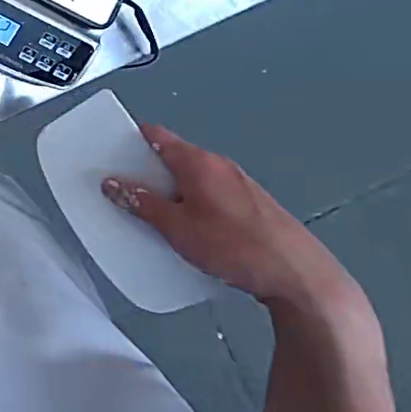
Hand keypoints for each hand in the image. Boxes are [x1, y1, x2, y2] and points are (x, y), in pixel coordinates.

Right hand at [103, 124, 357, 311]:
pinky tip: (190, 230)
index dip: (129, 138)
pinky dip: (192, 203)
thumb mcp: (178, 228)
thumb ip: (143, 204)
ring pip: (192, 177)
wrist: (301, 277)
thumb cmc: (235, 246)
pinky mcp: (252, 205)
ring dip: (170, 189)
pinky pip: (210, 194)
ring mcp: (238, 184)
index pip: (155, 134)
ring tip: (154, 215)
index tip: (110, 152)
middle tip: (125, 190)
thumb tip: (113, 183)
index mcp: (197, 161)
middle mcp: (219, 164)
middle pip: (173, 156)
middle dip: (147, 170)